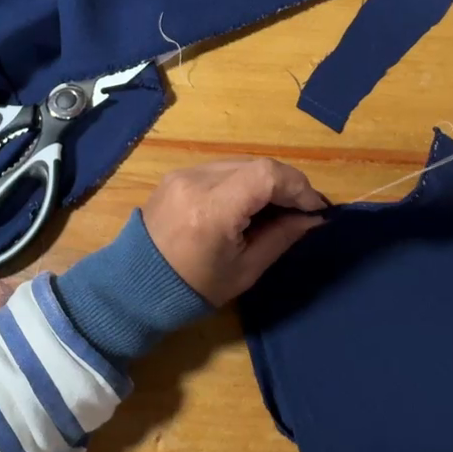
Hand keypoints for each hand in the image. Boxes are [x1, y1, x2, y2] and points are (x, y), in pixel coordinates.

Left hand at [140, 158, 330, 304]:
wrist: (136, 285)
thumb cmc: (195, 288)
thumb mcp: (246, 270)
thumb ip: (282, 236)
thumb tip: (314, 217)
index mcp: (212, 209)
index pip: (266, 175)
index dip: (298, 186)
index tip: (316, 209)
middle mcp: (196, 180)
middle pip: (256, 164)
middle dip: (286, 184)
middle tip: (303, 210)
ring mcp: (184, 173)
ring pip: (240, 163)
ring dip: (265, 181)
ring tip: (279, 208)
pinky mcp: (178, 174)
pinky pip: (221, 168)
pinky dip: (243, 181)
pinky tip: (250, 204)